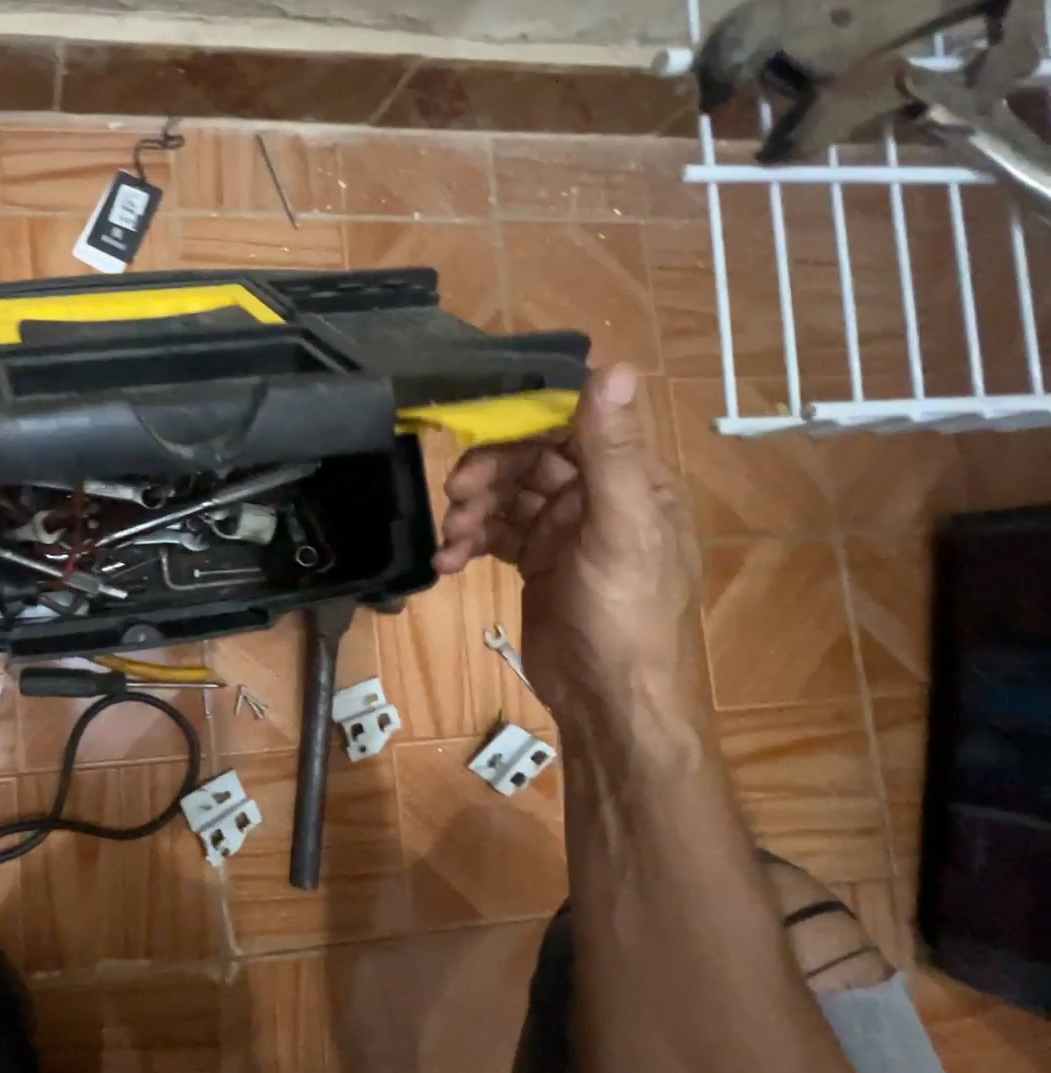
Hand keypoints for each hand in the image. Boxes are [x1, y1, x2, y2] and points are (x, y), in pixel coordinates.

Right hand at [433, 366, 702, 733]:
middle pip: (528, 462)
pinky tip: (450, 563)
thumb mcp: (620, 530)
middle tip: (454, 496)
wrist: (606, 697)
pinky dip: (468, 543)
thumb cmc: (625, 613)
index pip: (572, 428)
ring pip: (504, 497)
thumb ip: (612, 452)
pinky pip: (494, 535)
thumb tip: (613, 368)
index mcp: (630, 482)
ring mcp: (561, 532)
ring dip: (472, 512)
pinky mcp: (534, 562)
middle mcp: (596, 499)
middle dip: (488, 476)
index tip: (475, 433)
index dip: (523, 425)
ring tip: (453, 539)